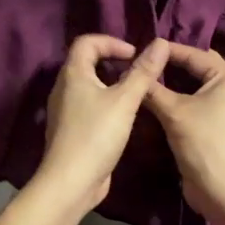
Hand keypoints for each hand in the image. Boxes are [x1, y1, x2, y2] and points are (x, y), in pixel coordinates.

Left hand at [37, 35, 169, 210]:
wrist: (71, 182)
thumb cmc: (96, 136)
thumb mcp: (124, 101)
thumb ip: (143, 72)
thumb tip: (160, 43)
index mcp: (72, 74)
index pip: (87, 42)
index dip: (112, 42)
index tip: (134, 55)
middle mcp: (64, 89)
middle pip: (87, 63)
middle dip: (114, 62)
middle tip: (138, 73)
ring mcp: (66, 111)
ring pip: (89, 86)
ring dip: (112, 84)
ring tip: (136, 93)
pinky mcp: (72, 130)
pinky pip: (89, 106)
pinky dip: (106, 103)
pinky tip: (124, 117)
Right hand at [144, 42, 224, 217]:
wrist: (222, 189)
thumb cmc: (203, 143)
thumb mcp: (173, 112)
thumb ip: (152, 89)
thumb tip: (133, 71)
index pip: (195, 54)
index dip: (167, 51)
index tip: (140, 49)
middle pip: (197, 69)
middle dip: (171, 66)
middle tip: (142, 64)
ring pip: (194, 88)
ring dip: (172, 85)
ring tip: (145, 80)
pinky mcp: (218, 126)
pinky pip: (195, 105)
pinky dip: (178, 101)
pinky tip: (156, 101)